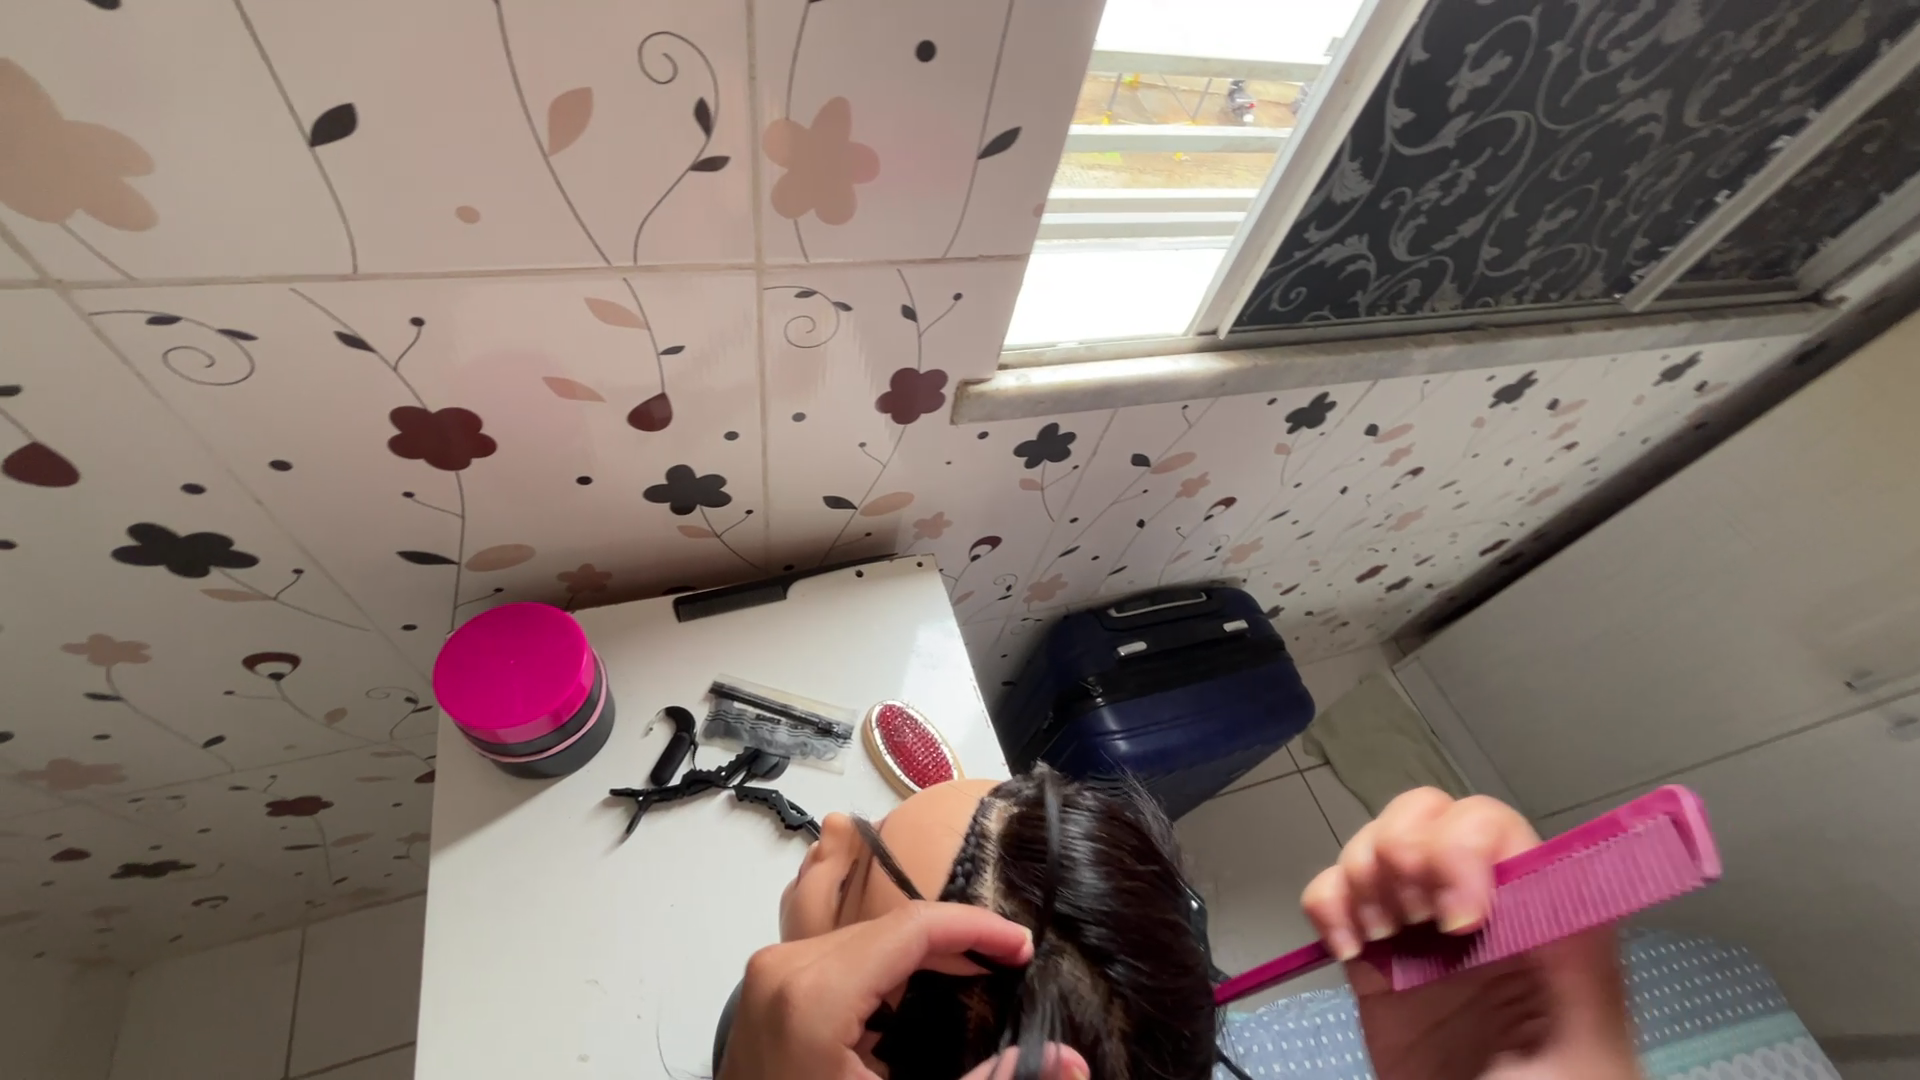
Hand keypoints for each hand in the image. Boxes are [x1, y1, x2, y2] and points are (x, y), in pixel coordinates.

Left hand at [718, 900, 1089, 1079]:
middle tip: (1007, 958)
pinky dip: (885, 956)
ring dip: (922, 945)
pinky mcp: (768, 983)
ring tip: (975, 964)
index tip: (1021, 947)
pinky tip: (917, 976)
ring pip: (866, 929)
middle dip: (955, 937)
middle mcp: (784, 966)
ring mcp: (770, 971)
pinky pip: (838, 945)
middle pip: (891, 925)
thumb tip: (1070, 1063)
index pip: (913, 927)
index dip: (976, 928)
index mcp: (814, 995)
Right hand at [1301, 789, 1640, 1079]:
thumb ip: (1575, 963)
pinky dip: (1326, 906)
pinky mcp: (1366, 951)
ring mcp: (1414, 925)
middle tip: (1408, 917)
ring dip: (1363, 876)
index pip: (1496, 827)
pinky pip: (1329, 890)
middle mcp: (1473, 906)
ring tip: (1379, 938)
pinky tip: (1346, 951)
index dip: (1465, 849)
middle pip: (1425, 812)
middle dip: (1403, 849)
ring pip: (1371, 841)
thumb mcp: (1585, 1053)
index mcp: (1540, 919)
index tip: (1460, 920)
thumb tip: (1557, 878)